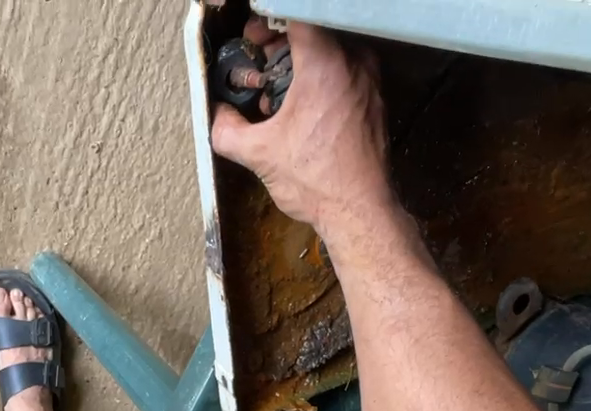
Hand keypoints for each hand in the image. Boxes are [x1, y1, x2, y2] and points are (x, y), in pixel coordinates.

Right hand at [210, 21, 393, 241]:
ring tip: (279, 97)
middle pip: (313, 31)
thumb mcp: (260, 155)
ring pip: (331, 52)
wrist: (358, 210)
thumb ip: (228, 130)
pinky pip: (345, 74)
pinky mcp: (374, 101)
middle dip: (282, 46)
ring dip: (301, 65)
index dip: (268, 23)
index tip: (254, 41)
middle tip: (260, 69)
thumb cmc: (317, 181)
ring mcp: (369, 80)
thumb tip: (216, 117)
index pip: (296, 16)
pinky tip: (303, 113)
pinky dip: (321, 82)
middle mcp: (353, 62)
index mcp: (324, 63)